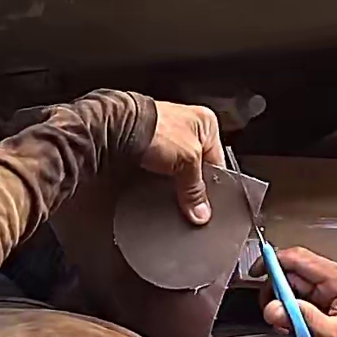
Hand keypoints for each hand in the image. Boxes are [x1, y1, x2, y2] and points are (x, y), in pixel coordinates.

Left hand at [140, 101, 223, 224]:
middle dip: (190, 185)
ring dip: (171, 184)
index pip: (218, 161)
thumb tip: (202, 212)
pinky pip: (157, 171)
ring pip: (175, 171)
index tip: (207, 204)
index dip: (214, 184)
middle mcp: (187, 128)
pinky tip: (153, 188)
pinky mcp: (146, 148)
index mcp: (206, 123)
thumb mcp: (189, 160)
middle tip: (188, 201)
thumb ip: (196, 188)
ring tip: (168, 193)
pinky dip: (155, 181)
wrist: (119, 127)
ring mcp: (165, 138)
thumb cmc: (156, 129)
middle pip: (196, 168)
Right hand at [259, 246, 336, 336]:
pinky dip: (293, 314)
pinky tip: (296, 328)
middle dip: (277, 292)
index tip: (256, 273)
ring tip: (287, 326)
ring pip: (297, 289)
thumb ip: (301, 318)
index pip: (301, 259)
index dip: (274, 263)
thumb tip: (274, 308)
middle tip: (272, 312)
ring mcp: (336, 295)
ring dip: (285, 306)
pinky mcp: (332, 307)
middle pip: (295, 274)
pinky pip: (304, 302)